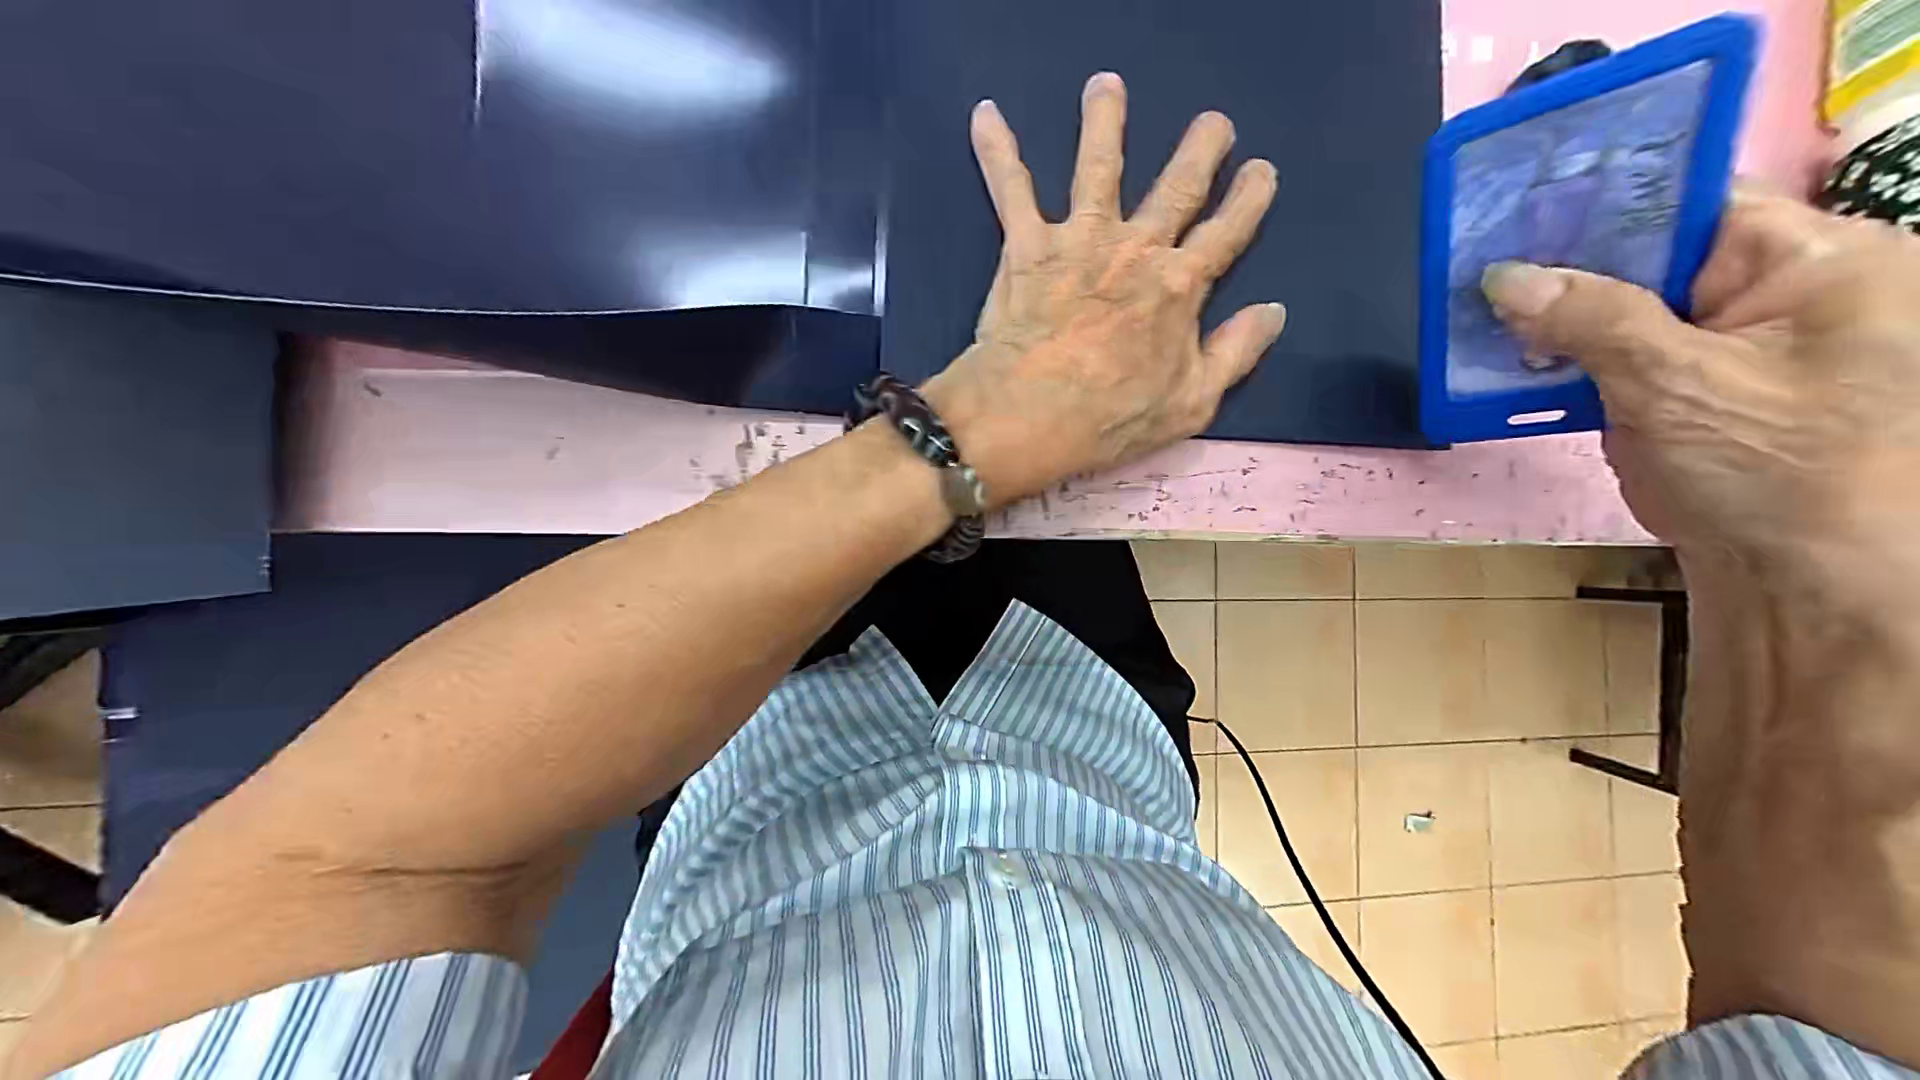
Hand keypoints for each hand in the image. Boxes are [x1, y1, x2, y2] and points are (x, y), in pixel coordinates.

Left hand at [923, 71, 1284, 507]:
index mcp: (1180, 286)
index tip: (1260, 174)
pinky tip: (985, 114)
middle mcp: (1135, 250)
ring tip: (1106, 87)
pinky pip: (1011, 189)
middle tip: (1214, 124)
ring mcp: (1080, 242)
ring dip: (1105, 121)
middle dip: (1201, 150)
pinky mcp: (1027, 247)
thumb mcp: (1191, 403)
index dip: (1248, 200)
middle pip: (1177, 186)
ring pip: (1099, 166)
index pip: (1227, 232)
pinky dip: (997, 150)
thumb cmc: (1110, 419)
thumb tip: (1273, 312)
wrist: (1031, 415)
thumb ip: (1236, 353)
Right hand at [1482, 193, 1919, 605]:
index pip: (1692, 205)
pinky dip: (1555, 362)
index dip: (1604, 206)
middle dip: (1560, 270)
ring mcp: (1716, 346)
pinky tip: (1502, 365)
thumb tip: (1505, 277)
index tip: (1517, 215)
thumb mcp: (1677, 382)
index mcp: (1811, 261)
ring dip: (1547, 322)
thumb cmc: (1771, 465)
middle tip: (1478, 272)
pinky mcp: (1676, 391)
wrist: (1791, 571)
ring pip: (1614, 312)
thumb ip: (1591, 320)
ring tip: (1474, 320)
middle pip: (1644, 259)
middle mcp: (1766, 292)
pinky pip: (1605, 358)